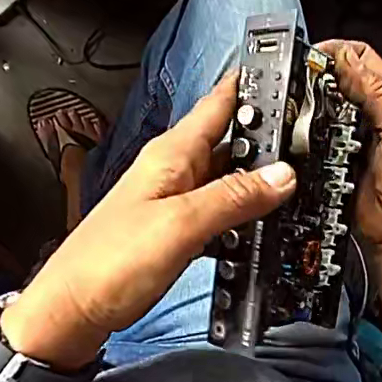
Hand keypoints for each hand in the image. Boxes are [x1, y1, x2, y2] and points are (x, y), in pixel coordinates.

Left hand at [0, 73, 296, 368]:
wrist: (72, 311)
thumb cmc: (109, 265)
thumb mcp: (180, 225)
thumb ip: (233, 199)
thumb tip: (282, 176)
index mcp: (172, 155)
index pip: (220, 102)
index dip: (253, 81)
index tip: (287, 70)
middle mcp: (174, 170)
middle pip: (230, 139)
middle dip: (268, 135)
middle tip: (308, 139)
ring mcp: (175, 199)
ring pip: (228, 177)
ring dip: (259, 177)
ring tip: (294, 182)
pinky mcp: (177, 228)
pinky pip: (220, 209)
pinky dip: (244, 212)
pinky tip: (259, 223)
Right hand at [317, 40, 381, 274]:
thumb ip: (379, 95)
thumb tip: (349, 61)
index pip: (360, 58)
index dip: (335, 52)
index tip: (311, 59)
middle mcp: (371, 118)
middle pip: (335, 81)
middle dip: (315, 77)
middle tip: (298, 85)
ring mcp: (350, 142)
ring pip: (320, 110)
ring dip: (308, 107)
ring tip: (298, 109)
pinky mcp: (334, 164)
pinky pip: (312, 143)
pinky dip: (303, 137)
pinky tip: (301, 138)